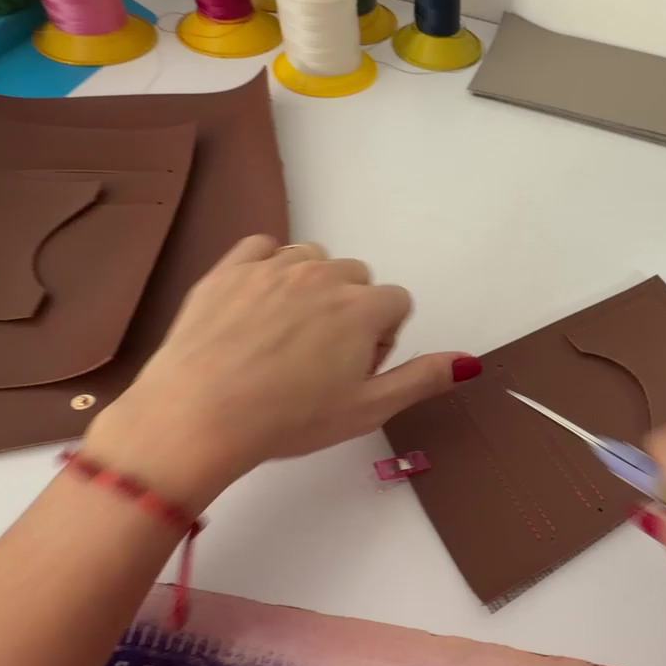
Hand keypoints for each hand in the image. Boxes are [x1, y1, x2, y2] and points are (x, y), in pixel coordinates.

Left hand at [85, 237, 478, 507]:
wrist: (195, 417)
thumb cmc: (289, 419)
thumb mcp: (368, 408)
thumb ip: (424, 378)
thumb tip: (470, 361)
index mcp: (364, 307)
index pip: (397, 302)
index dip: (383, 338)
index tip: (357, 369)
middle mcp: (325, 275)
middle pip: (358, 278)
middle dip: (351, 310)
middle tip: (321, 358)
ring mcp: (274, 267)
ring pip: (314, 258)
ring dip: (312, 285)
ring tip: (288, 332)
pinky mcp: (229, 269)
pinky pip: (264, 246)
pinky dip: (269, 265)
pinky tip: (259, 302)